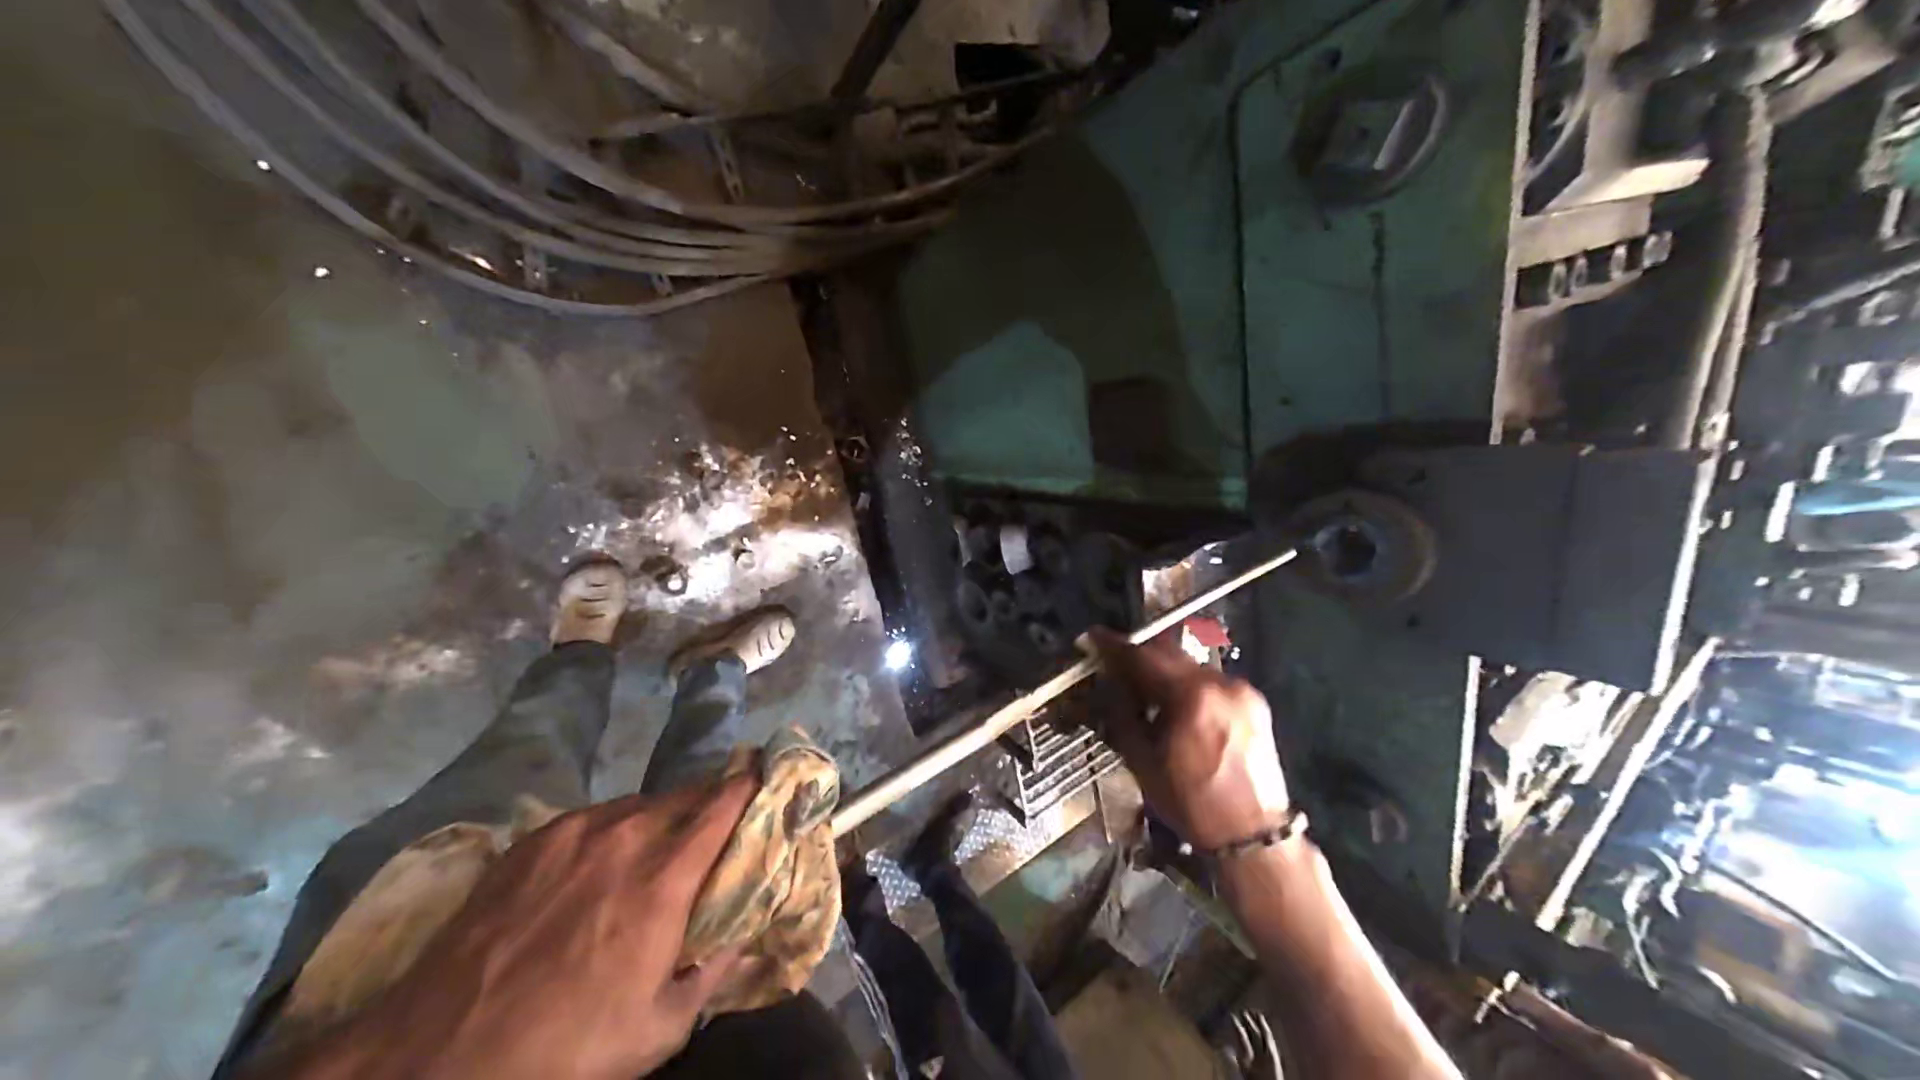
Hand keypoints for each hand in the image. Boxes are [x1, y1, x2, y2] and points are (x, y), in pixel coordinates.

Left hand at [327, 776, 757, 1079]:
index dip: (752, 786)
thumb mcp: (658, 1029)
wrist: (436, 1057)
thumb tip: (747, 938)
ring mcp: (575, 832)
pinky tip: (603, 861)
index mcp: (666, 877)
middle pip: (688, 793)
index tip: (769, 782)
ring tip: (662, 846)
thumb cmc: (564, 1047)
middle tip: (722, 824)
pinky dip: (616, 828)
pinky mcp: (535, 839)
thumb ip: (714, 972)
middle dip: (713, 801)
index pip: (725, 803)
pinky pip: (596, 816)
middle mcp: (627, 836)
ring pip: (642, 803)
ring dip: (664, 816)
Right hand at [1090, 627, 1290, 850]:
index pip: (1143, 657)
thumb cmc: (1191, 804)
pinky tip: (1175, 705)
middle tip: (1112, 664)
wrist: (1252, 837)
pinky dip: (1187, 685)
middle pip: (1169, 653)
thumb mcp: (1142, 760)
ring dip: (1163, 671)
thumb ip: (1122, 713)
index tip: (1093, 637)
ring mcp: (1241, 691)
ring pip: (1190, 666)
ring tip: (1143, 690)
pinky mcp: (1253, 703)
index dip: (1113, 646)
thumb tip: (1107, 684)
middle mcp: (1220, 684)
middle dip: (1138, 655)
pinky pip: (1210, 682)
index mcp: (1192, 697)